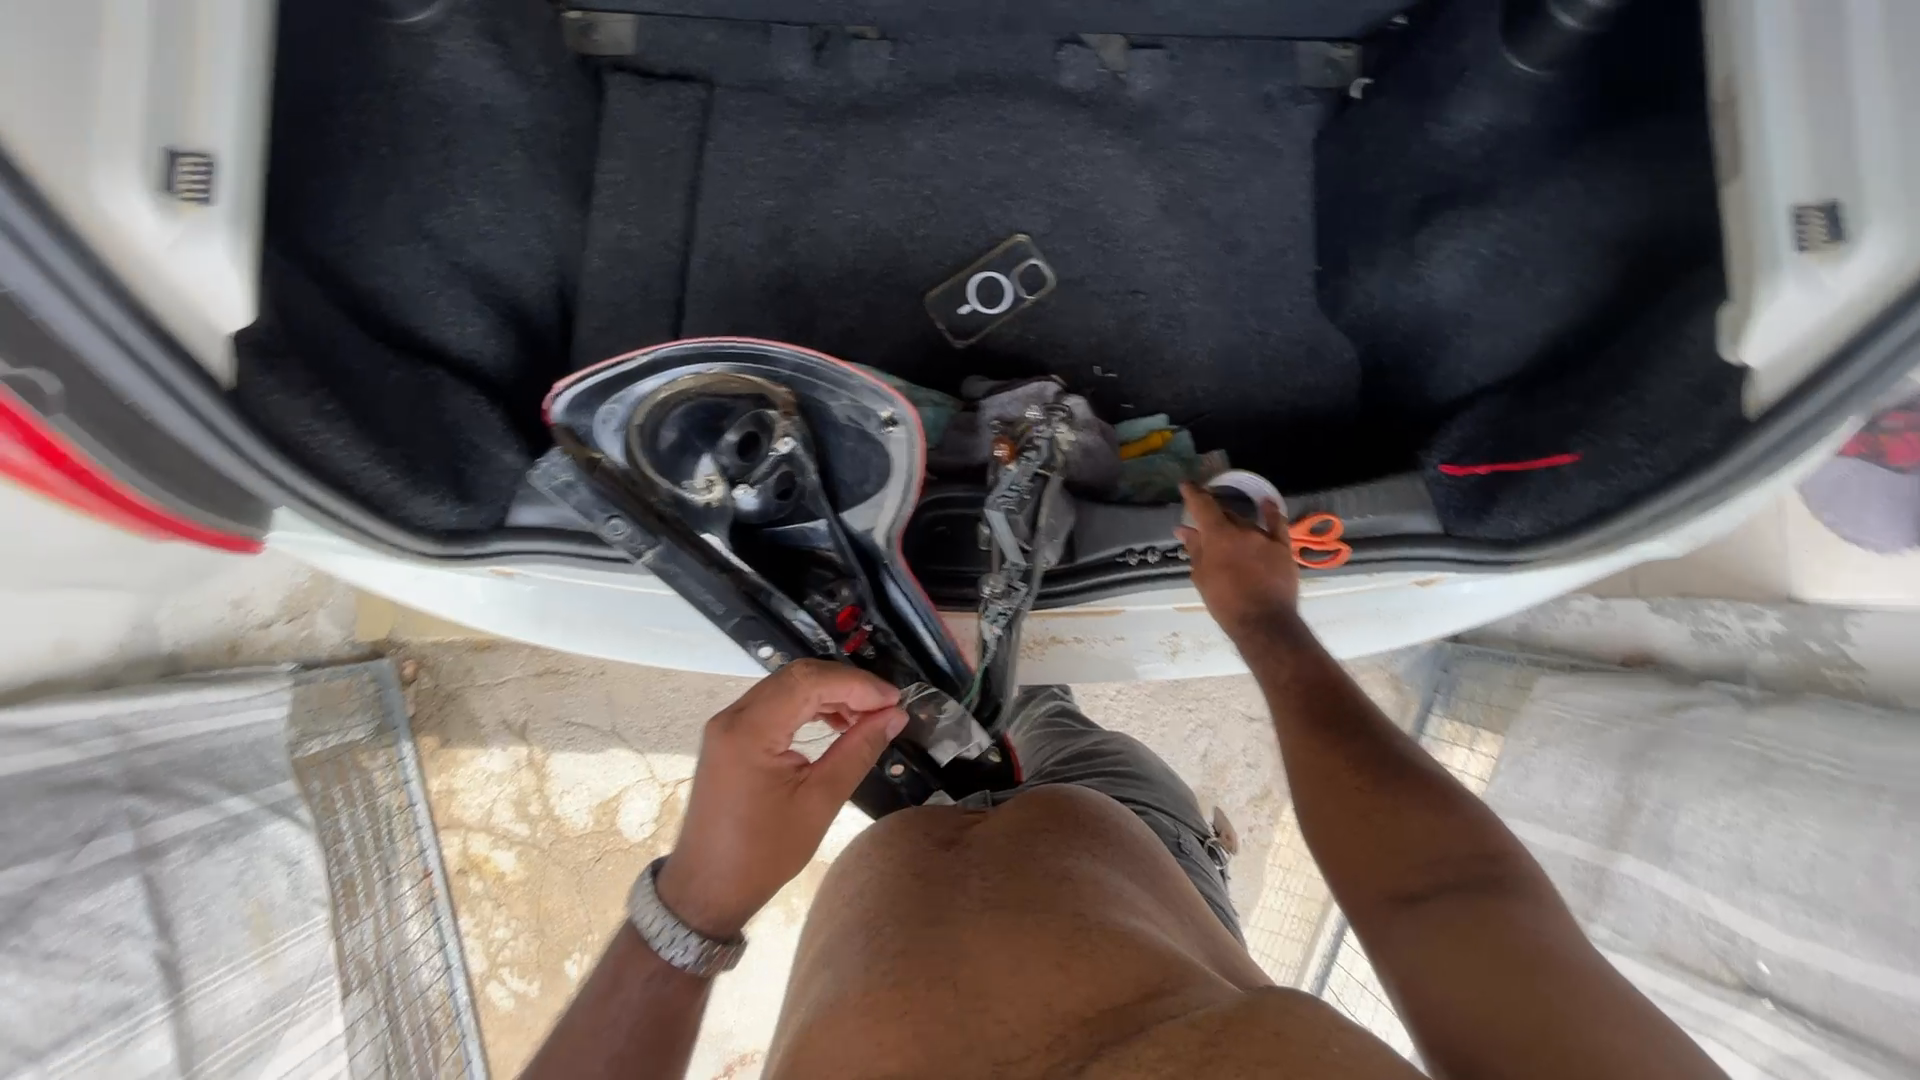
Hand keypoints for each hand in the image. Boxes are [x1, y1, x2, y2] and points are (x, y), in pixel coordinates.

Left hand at [656, 659, 907, 939]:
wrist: (707, 889)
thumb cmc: (763, 853)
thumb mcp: (820, 802)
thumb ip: (858, 750)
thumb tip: (895, 716)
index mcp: (749, 730)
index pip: (809, 681)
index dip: (857, 684)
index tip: (894, 700)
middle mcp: (734, 716)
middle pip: (798, 677)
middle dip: (846, 685)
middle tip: (885, 707)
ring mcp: (729, 724)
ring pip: (788, 686)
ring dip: (830, 694)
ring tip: (866, 717)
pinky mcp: (731, 735)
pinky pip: (776, 704)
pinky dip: (809, 706)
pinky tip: (837, 724)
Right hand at [1175, 481, 1300, 641]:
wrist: (1263, 622)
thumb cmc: (1225, 603)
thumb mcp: (1201, 576)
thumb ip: (1195, 549)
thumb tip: (1185, 530)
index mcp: (1217, 535)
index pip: (1202, 505)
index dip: (1193, 493)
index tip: (1186, 485)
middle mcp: (1242, 529)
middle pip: (1225, 513)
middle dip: (1213, 515)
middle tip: (1205, 524)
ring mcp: (1265, 537)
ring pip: (1246, 522)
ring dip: (1235, 525)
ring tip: (1228, 534)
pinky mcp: (1283, 547)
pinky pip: (1277, 524)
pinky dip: (1271, 512)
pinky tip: (1266, 503)